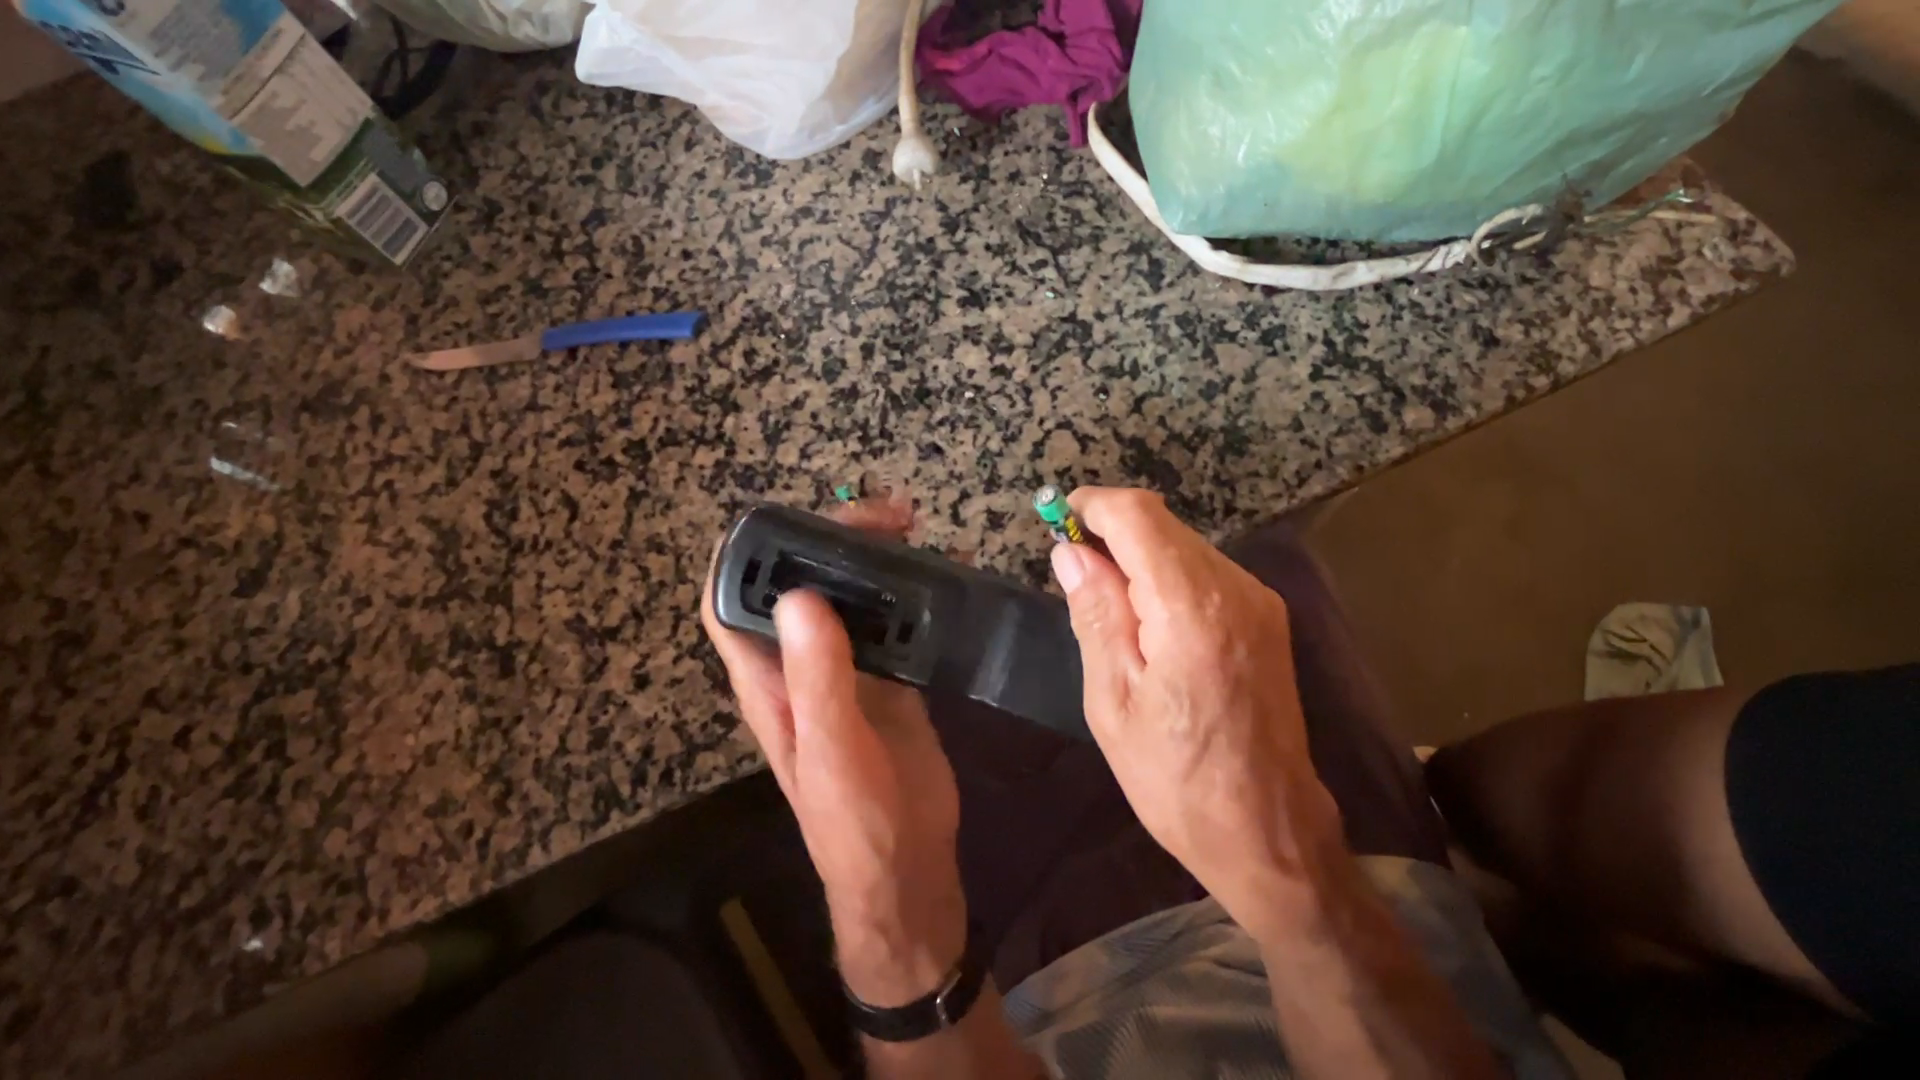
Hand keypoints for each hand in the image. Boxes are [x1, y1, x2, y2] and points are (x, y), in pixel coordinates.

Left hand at [701, 497, 964, 1004]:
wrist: (907, 870)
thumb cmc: (855, 823)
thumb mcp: (832, 751)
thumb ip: (817, 678)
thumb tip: (799, 595)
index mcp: (768, 679)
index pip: (733, 598)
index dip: (751, 552)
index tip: (804, 520)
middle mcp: (800, 666)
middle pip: (798, 583)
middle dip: (830, 539)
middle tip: (887, 517)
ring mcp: (847, 671)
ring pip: (848, 597)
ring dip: (872, 559)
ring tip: (913, 528)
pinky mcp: (889, 682)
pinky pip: (894, 624)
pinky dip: (910, 594)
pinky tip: (940, 573)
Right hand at [1049, 488, 1347, 939]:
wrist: (1266, 829)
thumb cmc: (1175, 778)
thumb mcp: (1114, 701)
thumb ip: (1096, 615)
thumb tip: (1071, 554)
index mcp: (1192, 608)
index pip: (1139, 517)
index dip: (1093, 507)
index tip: (1058, 521)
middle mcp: (1235, 590)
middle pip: (1164, 526)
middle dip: (1113, 535)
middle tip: (1073, 576)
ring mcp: (1259, 603)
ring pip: (1185, 547)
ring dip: (1139, 558)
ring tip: (1107, 609)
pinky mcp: (1268, 620)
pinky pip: (1206, 575)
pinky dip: (1167, 579)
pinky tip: (1148, 624)